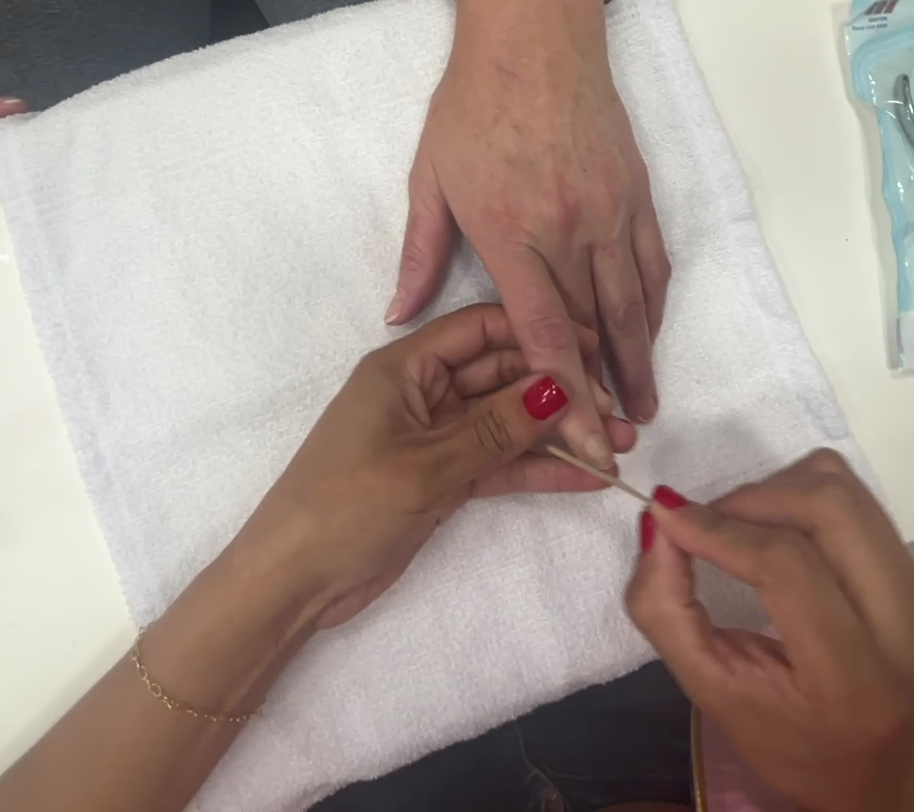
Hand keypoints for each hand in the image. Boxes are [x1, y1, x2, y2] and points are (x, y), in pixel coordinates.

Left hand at [235, 304, 637, 629]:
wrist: (293, 582)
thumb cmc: (346, 505)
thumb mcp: (424, 465)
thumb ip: (495, 428)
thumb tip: (560, 388)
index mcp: (405, 366)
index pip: (481, 330)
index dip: (537, 335)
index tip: (594, 352)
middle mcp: (424, 391)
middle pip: (502, 376)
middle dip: (559, 392)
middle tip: (620, 414)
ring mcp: (436, 435)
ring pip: (508, 422)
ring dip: (558, 433)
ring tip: (620, 448)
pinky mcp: (444, 476)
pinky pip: (499, 461)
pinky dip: (538, 468)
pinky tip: (587, 478)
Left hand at [388, 0, 669, 470]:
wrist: (534, 35)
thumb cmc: (473, 105)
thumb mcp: (429, 178)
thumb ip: (419, 254)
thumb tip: (397, 313)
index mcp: (511, 235)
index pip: (545, 335)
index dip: (565, 396)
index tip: (580, 442)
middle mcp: (569, 232)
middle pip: (594, 332)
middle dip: (606, 396)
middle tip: (614, 445)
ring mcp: (612, 213)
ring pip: (632, 306)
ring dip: (640, 362)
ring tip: (643, 408)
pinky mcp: (637, 194)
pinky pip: (654, 265)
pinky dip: (654, 309)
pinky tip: (650, 337)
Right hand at [627, 451, 913, 811]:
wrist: (874, 773)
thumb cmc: (783, 739)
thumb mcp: (706, 689)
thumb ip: (664, 609)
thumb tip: (658, 524)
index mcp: (850, 677)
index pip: (787, 567)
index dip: (718, 530)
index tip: (666, 516)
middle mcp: (902, 628)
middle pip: (828, 508)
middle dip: (749, 498)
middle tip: (705, 523)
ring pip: (843, 491)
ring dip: (774, 490)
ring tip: (738, 527)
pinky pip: (854, 499)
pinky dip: (798, 494)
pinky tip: (774, 531)